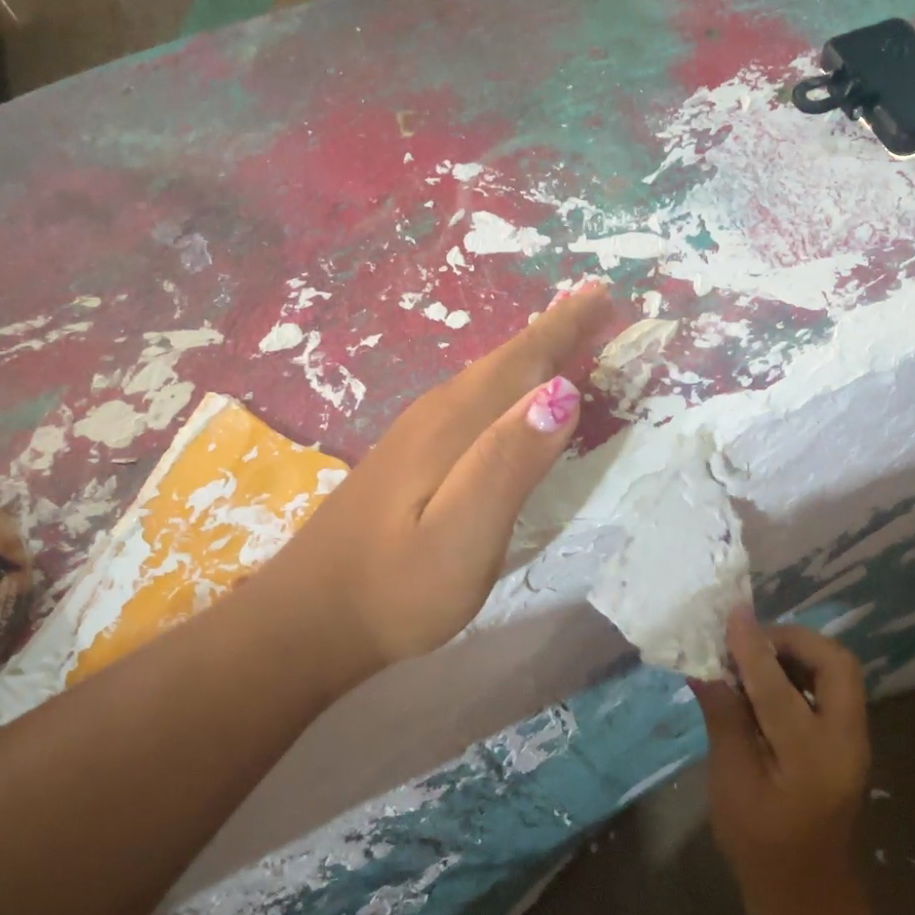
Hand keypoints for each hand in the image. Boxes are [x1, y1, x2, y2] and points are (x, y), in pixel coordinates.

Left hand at [258, 287, 614, 674]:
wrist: (309, 621)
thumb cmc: (397, 588)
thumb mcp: (463, 534)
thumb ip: (509, 463)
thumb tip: (562, 391)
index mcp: (451, 427)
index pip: (519, 362)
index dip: (564, 328)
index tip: (604, 294)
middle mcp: (431, 419)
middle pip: (500, 363)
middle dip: (551, 333)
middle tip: (597, 306)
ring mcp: (412, 440)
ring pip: (482, 382)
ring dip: (527, 357)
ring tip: (565, 342)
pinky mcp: (404, 464)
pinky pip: (467, 406)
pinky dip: (500, 390)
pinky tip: (507, 403)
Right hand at [691, 609, 870, 914]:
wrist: (808, 897)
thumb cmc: (760, 849)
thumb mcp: (732, 786)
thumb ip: (725, 721)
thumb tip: (708, 669)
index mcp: (813, 755)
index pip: (779, 685)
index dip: (752, 646)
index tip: (732, 615)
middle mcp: (846, 740)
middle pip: (837, 664)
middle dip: (795, 640)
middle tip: (751, 639)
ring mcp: (854, 743)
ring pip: (840, 675)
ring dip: (801, 655)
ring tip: (755, 656)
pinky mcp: (849, 747)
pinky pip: (834, 694)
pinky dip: (804, 677)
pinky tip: (769, 685)